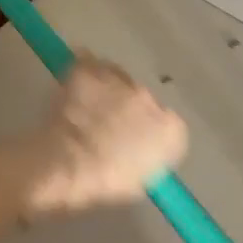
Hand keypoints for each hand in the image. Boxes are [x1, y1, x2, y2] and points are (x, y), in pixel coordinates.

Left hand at [21, 53, 187, 218]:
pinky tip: (74, 83)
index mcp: (171, 128)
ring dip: (103, 85)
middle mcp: (150, 98)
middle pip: (138, 95)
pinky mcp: (89, 70)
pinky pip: (86, 61)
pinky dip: (81, 70)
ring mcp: (118, 80)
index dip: (143, 125)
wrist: (71, 164)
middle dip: (123, 104)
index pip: (163, 120)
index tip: (128, 134)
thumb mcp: (143, 178)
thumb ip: (149, 153)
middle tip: (102, 120)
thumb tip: (139, 145)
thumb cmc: (108, 181)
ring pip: (114, 75)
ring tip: (86, 102)